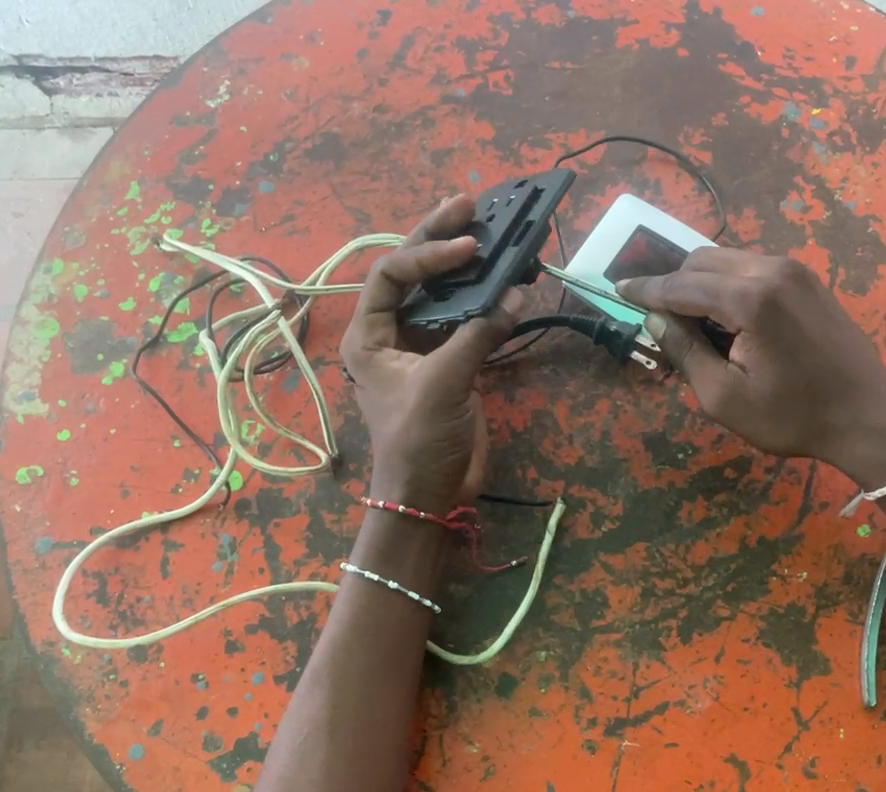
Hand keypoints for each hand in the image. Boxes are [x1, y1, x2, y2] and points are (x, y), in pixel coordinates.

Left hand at [342, 195, 524, 513]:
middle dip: (440, 239)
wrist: (431, 493)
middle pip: (414, 273)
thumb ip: (477, 336)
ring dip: (468, 267)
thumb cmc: (419, 440)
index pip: (392, 273)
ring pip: (443, 293)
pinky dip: (487, 301)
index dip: (427, 253)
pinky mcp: (451, 362)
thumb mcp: (443, 385)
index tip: (468, 248)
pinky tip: (509, 282)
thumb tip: (515, 294)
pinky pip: (468, 320)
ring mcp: (423, 346)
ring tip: (494, 234)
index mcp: (369, 334)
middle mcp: (392, 333)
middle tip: (471, 205)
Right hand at [616, 249, 885, 489]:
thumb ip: (685, 353)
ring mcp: (796, 270)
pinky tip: (728, 321)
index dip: (646, 290)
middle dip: (674, 286)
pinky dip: (729, 286)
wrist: (866, 417)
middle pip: (703, 260)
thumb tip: (656, 320)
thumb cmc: (792, 417)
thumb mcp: (724, 398)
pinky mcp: (808, 279)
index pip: (681, 284)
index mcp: (751, 298)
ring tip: (694, 328)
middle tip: (660, 324)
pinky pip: (753, 269)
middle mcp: (773, 269)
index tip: (618, 290)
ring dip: (702, 286)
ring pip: (728, 260)